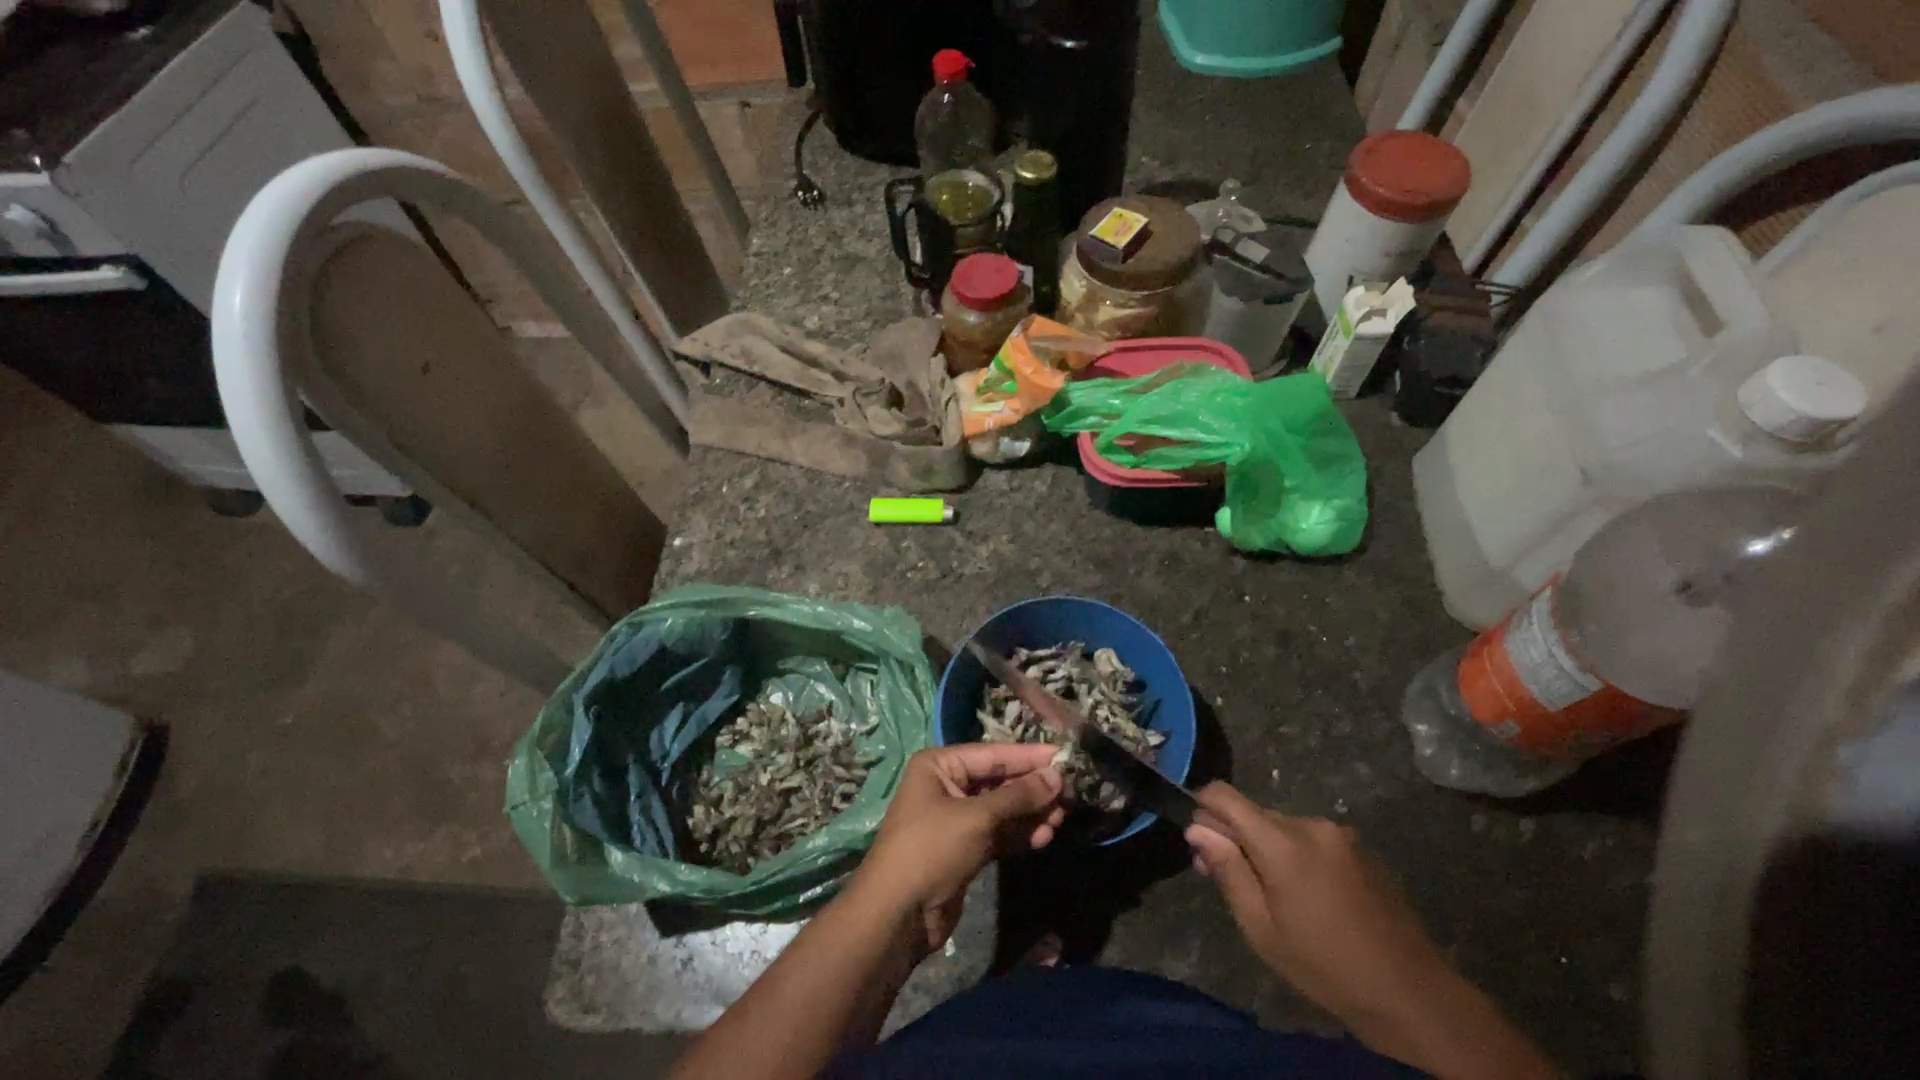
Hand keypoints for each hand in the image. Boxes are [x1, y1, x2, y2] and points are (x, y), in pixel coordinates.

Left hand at [851, 744, 1064, 960]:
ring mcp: (956, 820)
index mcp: (939, 766)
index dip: (1029, 756)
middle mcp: (946, 787)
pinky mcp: (965, 849)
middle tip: (1069, 795)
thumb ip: (1018, 796)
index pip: (992, 754)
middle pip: (999, 781)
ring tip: (1060, 820)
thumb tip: (1056, 776)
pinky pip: (999, 833)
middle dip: (1033, 790)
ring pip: (1003, 810)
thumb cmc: (931, 850)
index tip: (1066, 756)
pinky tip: (1044, 838)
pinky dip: (1020, 834)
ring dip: (1031, 814)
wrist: (899, 914)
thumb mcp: (977, 817)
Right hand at [1185, 783, 1558, 1079]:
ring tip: (1270, 898)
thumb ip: (1228, 870)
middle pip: (1254, 814)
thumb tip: (1198, 829)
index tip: (1196, 841)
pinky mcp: (1361, 850)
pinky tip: (1308, 900)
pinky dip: (1297, 857)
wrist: (1410, 991)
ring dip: (1266, 849)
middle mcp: (1311, 825)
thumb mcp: (1261, 928)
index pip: (1226, 796)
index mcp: (1283, 842)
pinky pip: (1312, 841)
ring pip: (1283, 829)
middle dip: (1233, 838)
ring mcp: (1341, 836)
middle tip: (1225, 882)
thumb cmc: (1324, 966)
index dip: (1203, 808)